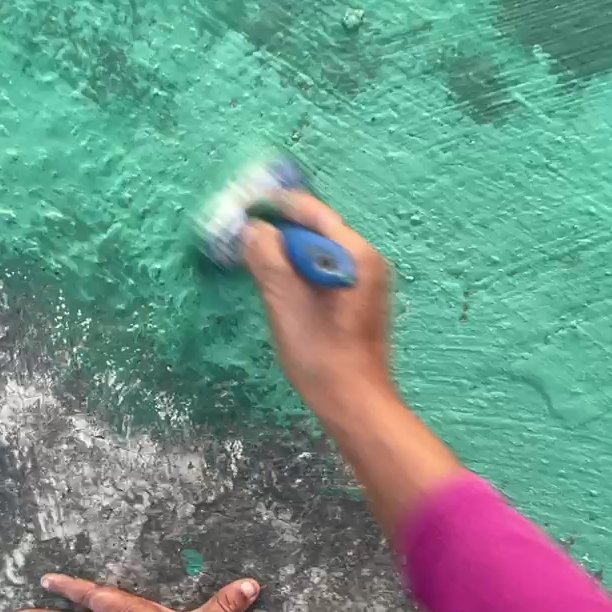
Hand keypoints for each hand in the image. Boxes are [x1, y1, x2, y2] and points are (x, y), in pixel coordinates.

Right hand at [243, 191, 463, 535]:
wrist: (355, 404)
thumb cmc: (322, 356)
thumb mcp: (285, 303)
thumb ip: (267, 258)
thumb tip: (252, 230)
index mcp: (356, 255)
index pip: (312, 214)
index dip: (276, 207)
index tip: (244, 208)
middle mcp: (367, 261)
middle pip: (316, 232)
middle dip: (279, 232)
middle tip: (244, 237)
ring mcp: (366, 283)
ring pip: (318, 255)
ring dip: (286, 255)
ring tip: (255, 261)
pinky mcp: (358, 303)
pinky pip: (324, 274)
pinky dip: (299, 273)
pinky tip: (279, 288)